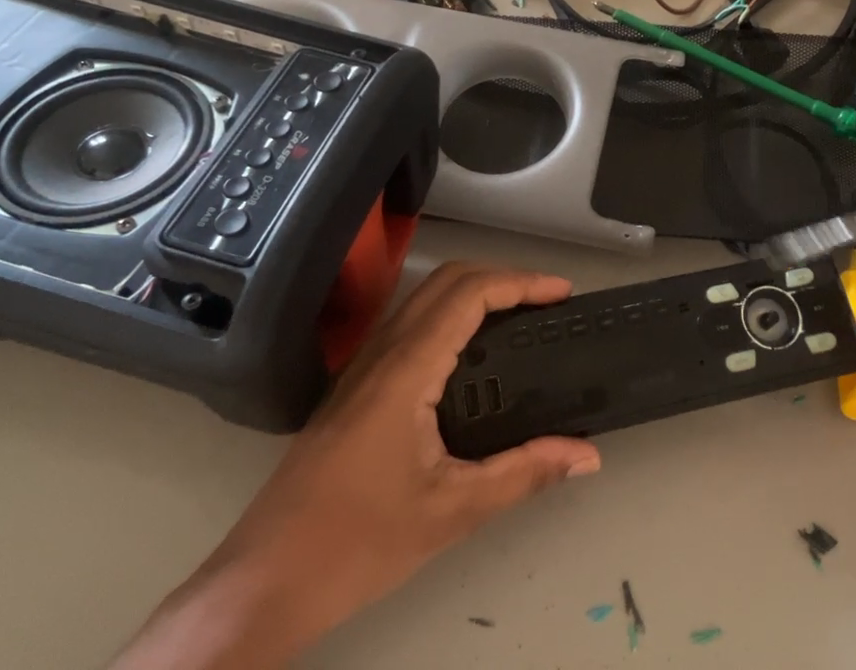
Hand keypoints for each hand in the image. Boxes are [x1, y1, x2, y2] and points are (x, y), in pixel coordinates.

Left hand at [115, 264, 600, 668]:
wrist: (268, 577)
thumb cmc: (359, 542)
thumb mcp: (454, 511)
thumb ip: (525, 473)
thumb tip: (587, 456)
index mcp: (404, 371)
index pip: (467, 294)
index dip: (520, 282)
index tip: (562, 294)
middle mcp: (379, 354)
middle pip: (444, 282)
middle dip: (501, 278)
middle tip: (548, 302)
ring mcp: (360, 368)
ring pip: (422, 301)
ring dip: (474, 294)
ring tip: (521, 321)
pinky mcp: (353, 388)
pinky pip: (408, 328)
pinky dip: (451, 319)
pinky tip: (474, 358)